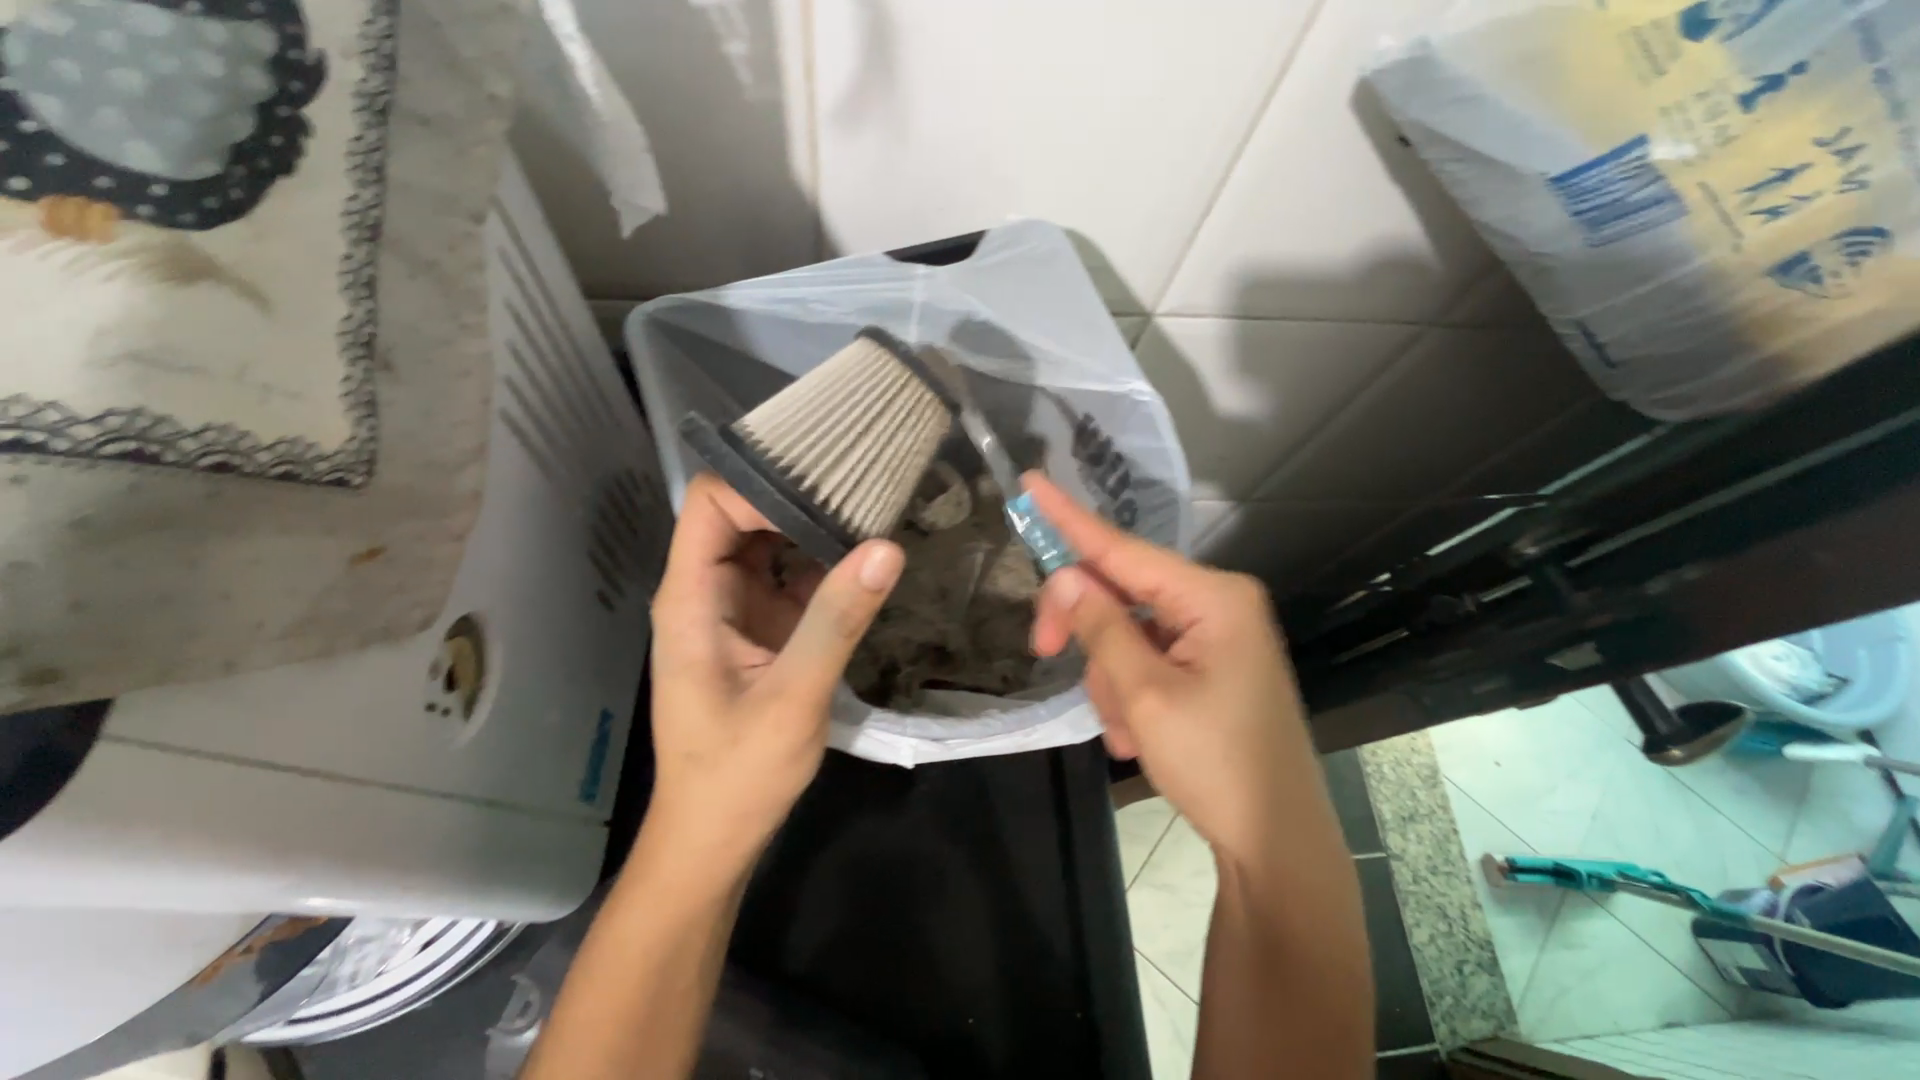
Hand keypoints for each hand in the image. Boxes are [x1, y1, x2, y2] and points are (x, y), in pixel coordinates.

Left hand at [645, 473, 902, 871]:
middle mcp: (707, 591)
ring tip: (877, 510)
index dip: (763, 482)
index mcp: (691, 598)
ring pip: (770, 543)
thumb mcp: (793, 698)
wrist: (715, 835)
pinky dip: (825, 564)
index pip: (712, 503)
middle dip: (798, 495)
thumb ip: (837, 621)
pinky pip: (790, 578)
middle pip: (743, 513)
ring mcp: (734, 609)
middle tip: (867, 487)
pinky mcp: (761, 630)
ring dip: (816, 528)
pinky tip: (867, 559)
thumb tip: (887, 547)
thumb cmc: (738, 774)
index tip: (829, 489)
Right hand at [1027, 473, 1312, 865]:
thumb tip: (1063, 576)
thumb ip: (1101, 628)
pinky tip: (1137, 738)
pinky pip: (1150, 661)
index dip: (1070, 520)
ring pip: (1129, 634)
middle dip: (1087, 633)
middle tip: (1041, 653)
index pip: (1124, 549)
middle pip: (1122, 593)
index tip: (1030, 483)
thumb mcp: (1145, 694)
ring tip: (1125, 732)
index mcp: (1213, 597)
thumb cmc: (1215, 764)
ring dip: (1111, 679)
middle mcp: (1218, 604)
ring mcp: (1217, 637)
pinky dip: (1131, 694)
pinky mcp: (1212, 668)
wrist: (1275, 841)